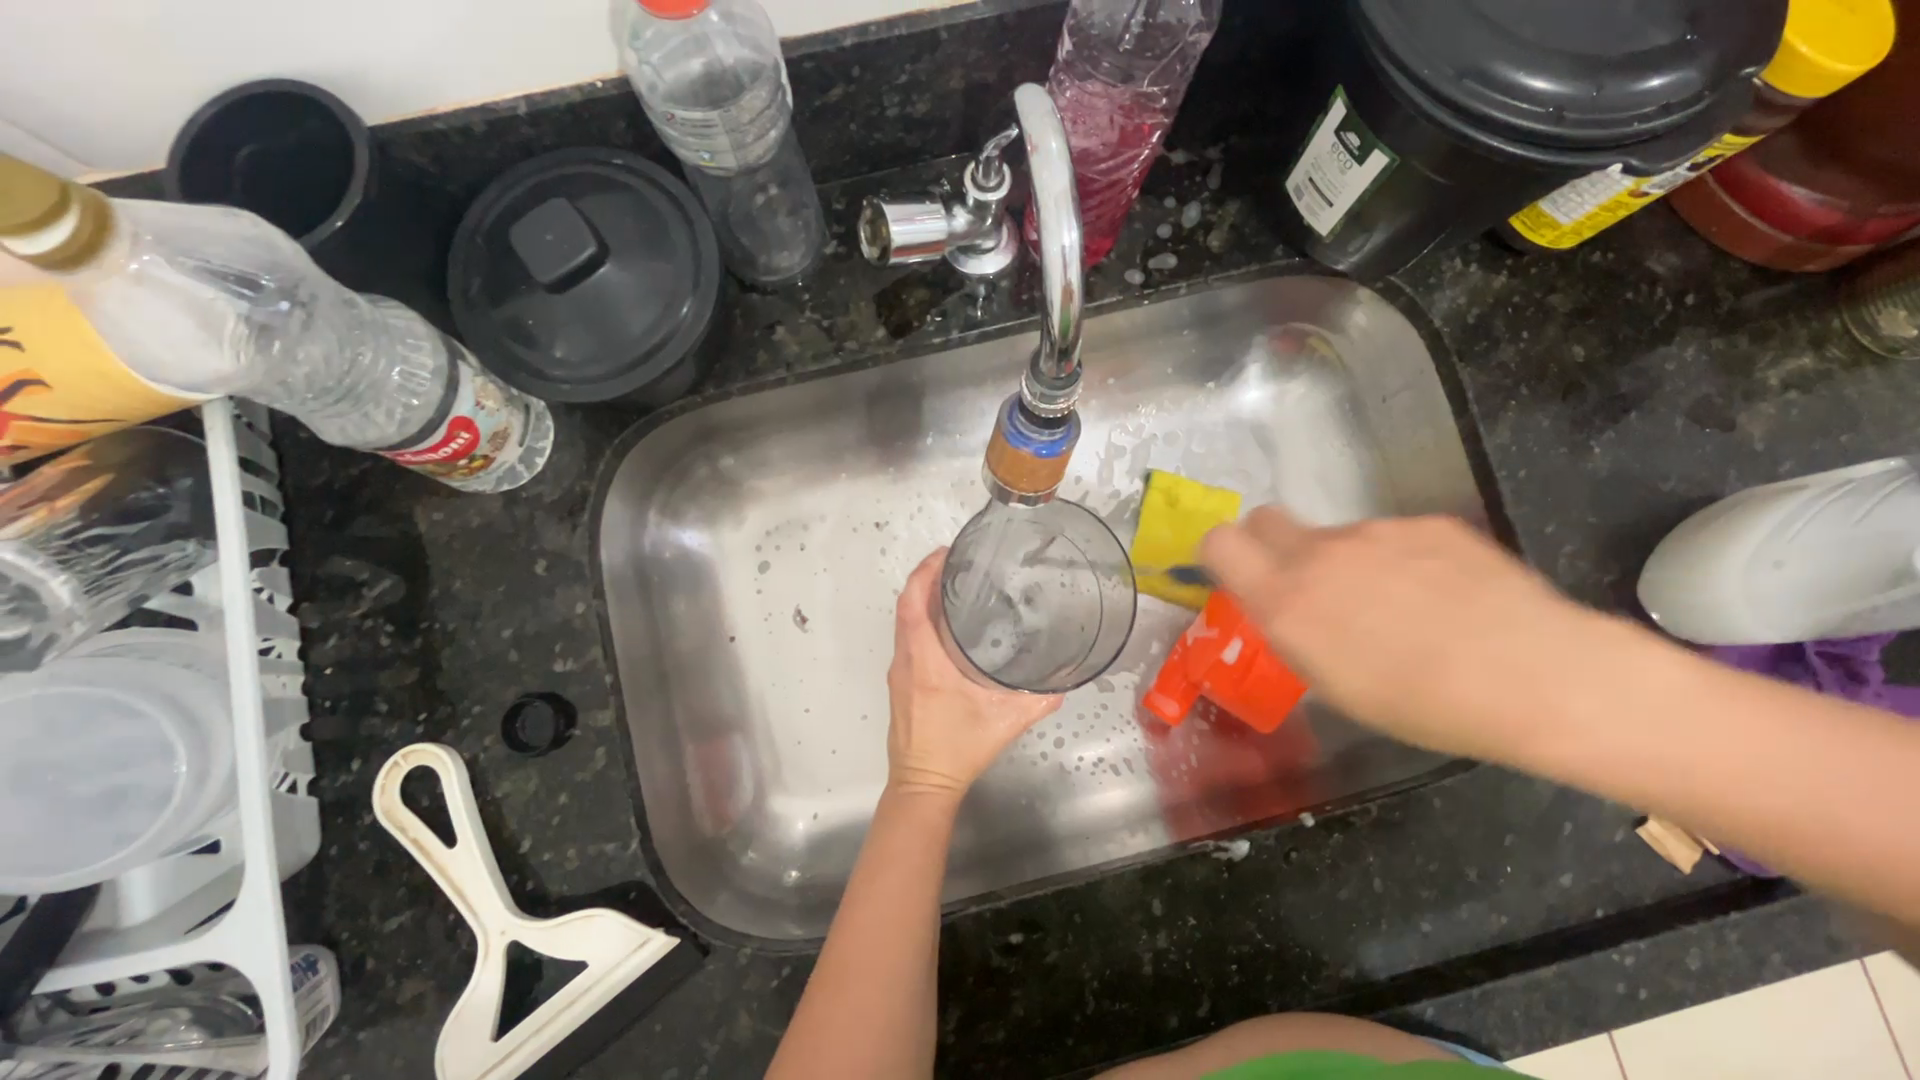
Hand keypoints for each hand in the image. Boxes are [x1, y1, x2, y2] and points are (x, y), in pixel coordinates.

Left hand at [886, 549, 1063, 798]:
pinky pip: (906, 642)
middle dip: (925, 580)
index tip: (943, 554)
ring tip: (953, 587)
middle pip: (905, 608)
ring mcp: (899, 674)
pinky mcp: (901, 686)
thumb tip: (1065, 682)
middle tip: (955, 563)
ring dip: (921, 602)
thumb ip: (1037, 700)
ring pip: (904, 625)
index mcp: (923, 662)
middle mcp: (905, 662)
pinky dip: (921, 623)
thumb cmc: (958, 750)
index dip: (923, 574)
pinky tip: (947, 627)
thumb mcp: (1004, 723)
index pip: (912, 604)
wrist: (922, 785)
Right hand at [1199, 507, 1608, 762]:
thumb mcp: (1333, 686)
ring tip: (1402, 611)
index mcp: (1287, 601)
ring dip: (1347, 563)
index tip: (1239, 575)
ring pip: (1337, 537)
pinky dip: (1402, 561)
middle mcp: (1321, 555)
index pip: (1219, 542)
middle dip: (1271, 546)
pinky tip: (1444, 599)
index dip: (1221, 554)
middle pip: (1266, 520)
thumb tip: (1291, 610)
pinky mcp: (1428, 523)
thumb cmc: (1423, 705)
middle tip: (1309, 588)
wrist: (1534, 675)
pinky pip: (1393, 537)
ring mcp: (1377, 532)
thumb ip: (1295, 632)